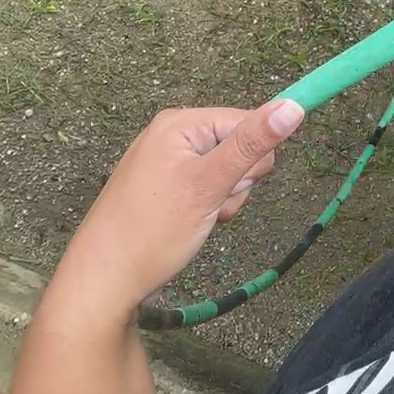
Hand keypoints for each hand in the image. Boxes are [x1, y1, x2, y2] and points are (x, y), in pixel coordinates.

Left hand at [45, 100, 304, 323]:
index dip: (253, 158)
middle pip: (239, 145)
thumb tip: (294, 106)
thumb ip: (254, 144)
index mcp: (181, 122)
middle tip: (211, 206)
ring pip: (226, 169)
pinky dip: (209, 206)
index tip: (231, 186)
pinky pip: (206, 184)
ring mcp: (166, 160)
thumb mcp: (210, 185)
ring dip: (225, 197)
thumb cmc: (153, 232)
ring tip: (199, 218)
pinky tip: (190, 224)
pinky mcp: (164, 185)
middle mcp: (172, 133)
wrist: (98, 287)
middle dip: (236, 181)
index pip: (248, 122)